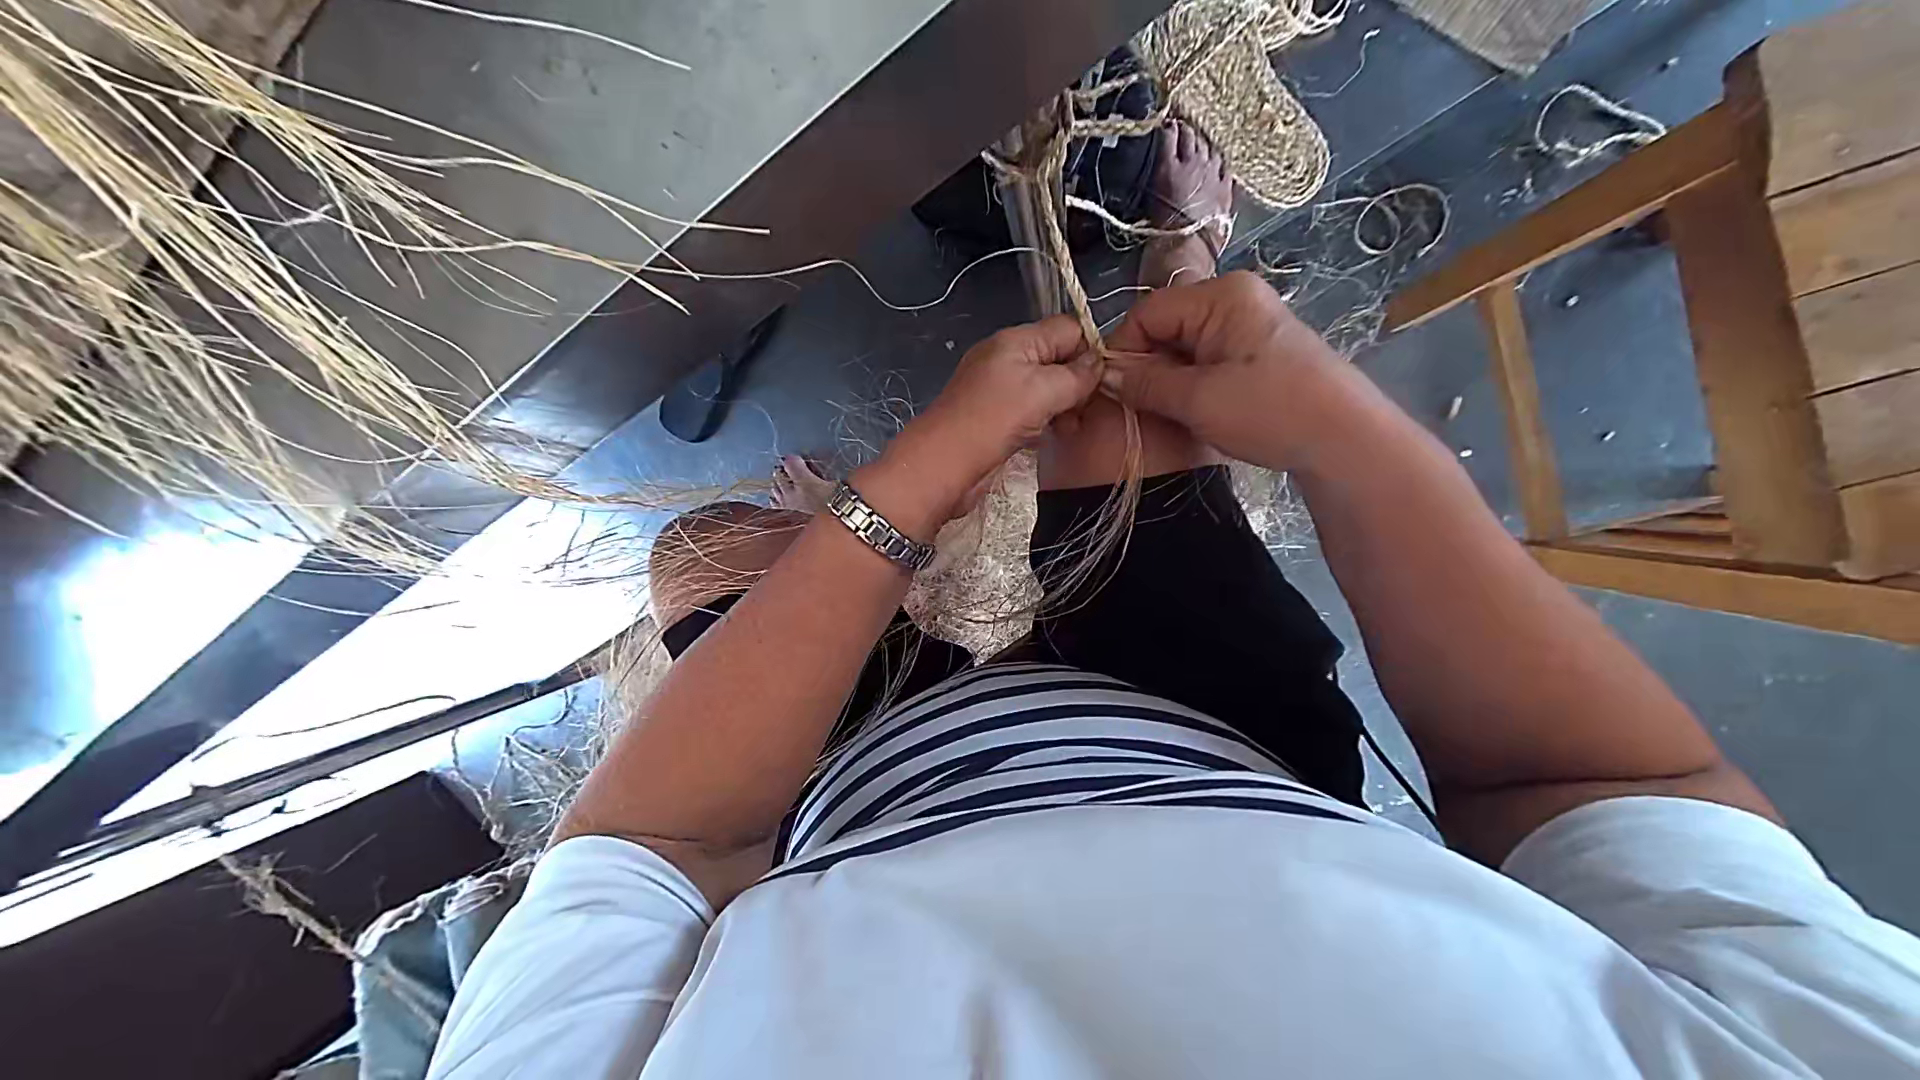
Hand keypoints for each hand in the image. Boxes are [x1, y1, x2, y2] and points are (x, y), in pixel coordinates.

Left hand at [855, 315, 1101, 539]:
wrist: (941, 467)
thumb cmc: (990, 422)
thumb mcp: (1042, 390)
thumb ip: (1077, 374)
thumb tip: (1099, 362)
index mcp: (1015, 340)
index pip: (1068, 329)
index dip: (1090, 351)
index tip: (1103, 382)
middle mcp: (1006, 359)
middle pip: (1058, 359)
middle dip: (1078, 382)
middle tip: (1086, 411)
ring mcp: (998, 390)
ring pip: (1046, 388)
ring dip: (1064, 406)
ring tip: (1070, 428)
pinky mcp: (994, 418)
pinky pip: (1031, 411)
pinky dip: (1045, 421)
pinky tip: (1051, 437)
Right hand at [1100, 271, 1347, 469]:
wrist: (1344, 440)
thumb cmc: (1269, 410)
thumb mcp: (1196, 399)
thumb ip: (1144, 384)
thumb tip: (1104, 375)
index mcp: (1220, 295)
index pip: (1147, 312)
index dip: (1123, 351)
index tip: (1113, 391)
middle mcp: (1233, 300)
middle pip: (1165, 328)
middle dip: (1146, 368)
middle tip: (1140, 408)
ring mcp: (1247, 327)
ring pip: (1183, 349)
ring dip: (1167, 381)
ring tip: (1168, 414)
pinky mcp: (1256, 354)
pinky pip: (1205, 362)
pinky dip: (1190, 386)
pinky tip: (1192, 412)